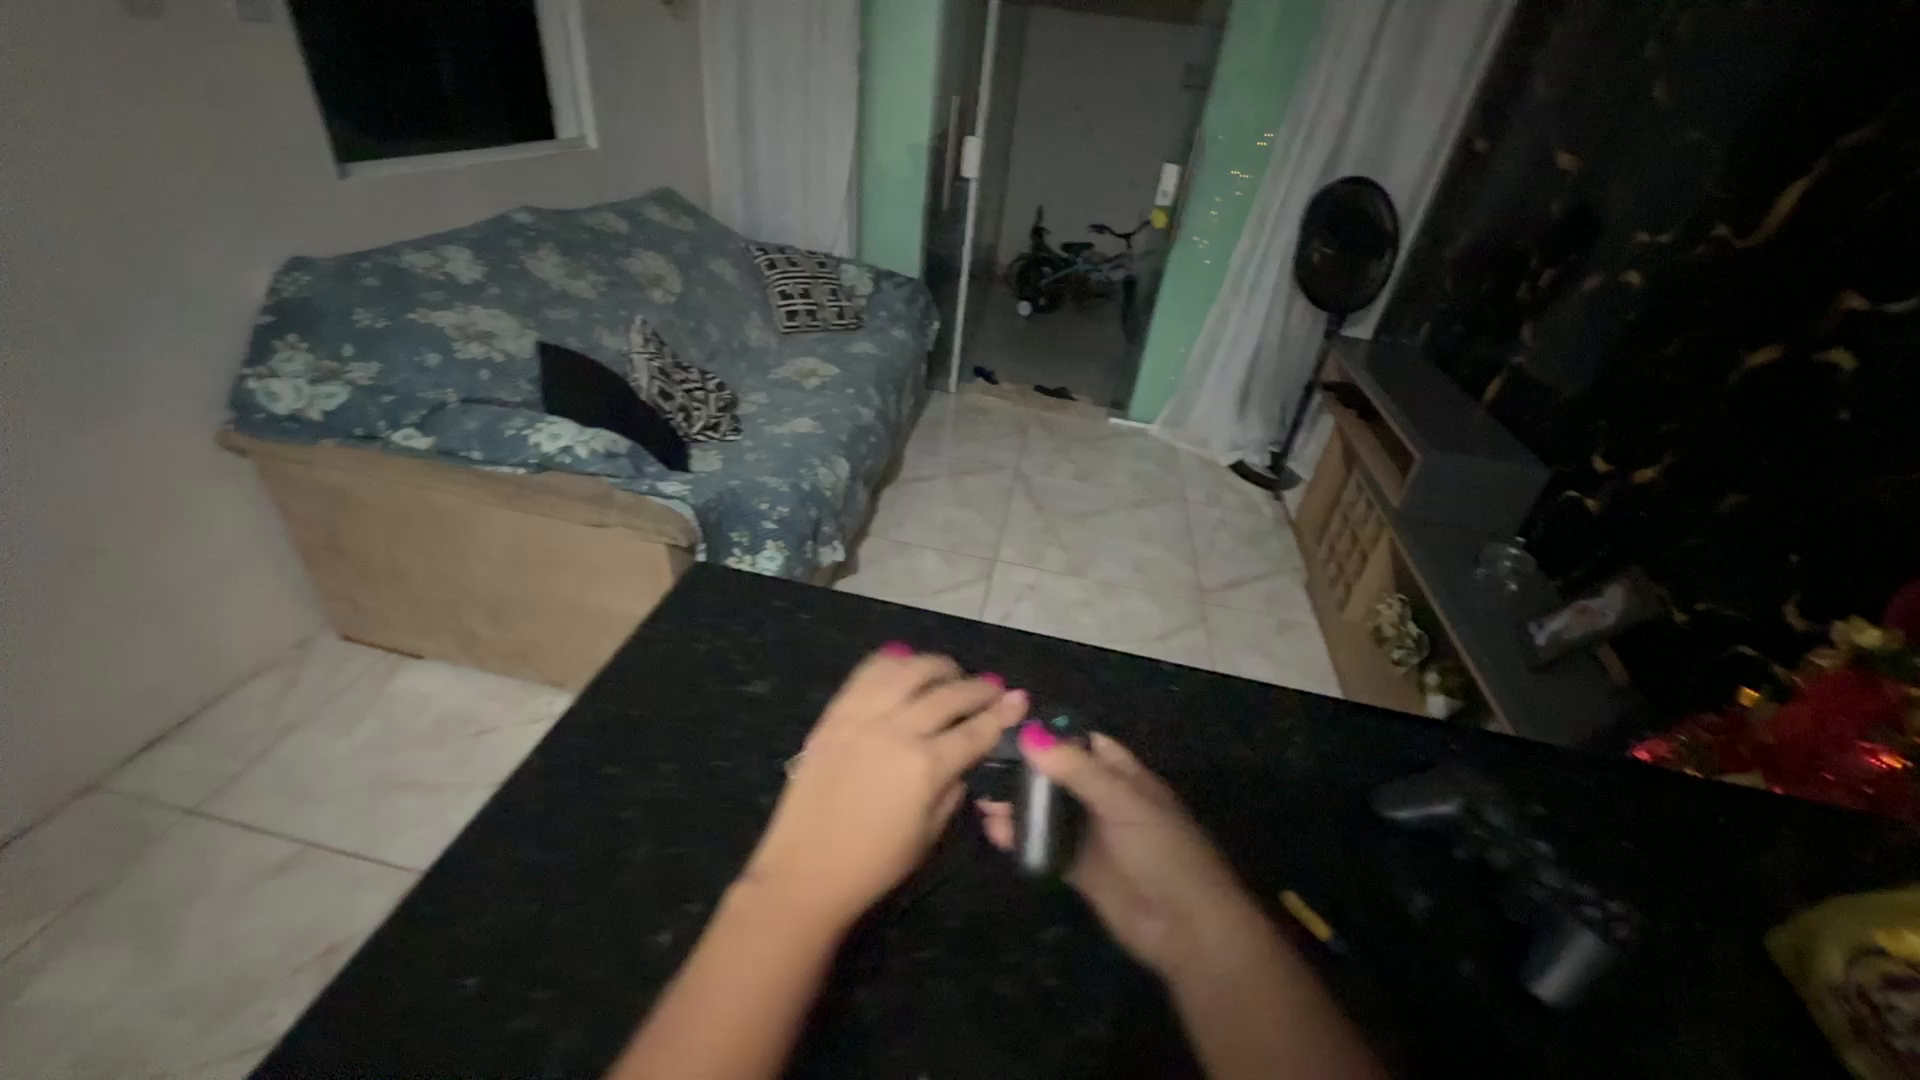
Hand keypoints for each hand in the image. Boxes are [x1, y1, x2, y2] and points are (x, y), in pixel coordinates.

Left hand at [740, 645, 1028, 930]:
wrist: (804, 871)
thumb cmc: (874, 864)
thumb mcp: (929, 833)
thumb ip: (953, 786)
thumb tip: (965, 755)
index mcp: (926, 766)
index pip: (975, 730)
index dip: (1003, 714)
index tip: (1020, 699)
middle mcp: (896, 730)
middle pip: (948, 694)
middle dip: (979, 687)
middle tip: (993, 687)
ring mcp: (861, 718)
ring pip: (908, 671)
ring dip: (937, 665)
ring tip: (950, 672)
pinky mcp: (834, 715)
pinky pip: (866, 674)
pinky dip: (891, 661)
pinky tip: (905, 663)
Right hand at [978, 729, 1262, 980]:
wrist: (1186, 928)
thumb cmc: (1162, 851)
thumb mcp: (1122, 802)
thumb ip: (1077, 770)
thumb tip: (1029, 735)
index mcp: (1125, 776)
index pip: (1086, 743)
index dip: (1053, 734)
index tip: (1011, 726)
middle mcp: (1106, 801)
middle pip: (1060, 777)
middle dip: (1026, 771)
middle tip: (983, 763)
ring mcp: (1092, 837)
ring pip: (1049, 812)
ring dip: (1019, 805)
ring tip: (982, 799)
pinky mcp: (1080, 870)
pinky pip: (1046, 846)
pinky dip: (1021, 839)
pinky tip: (995, 832)